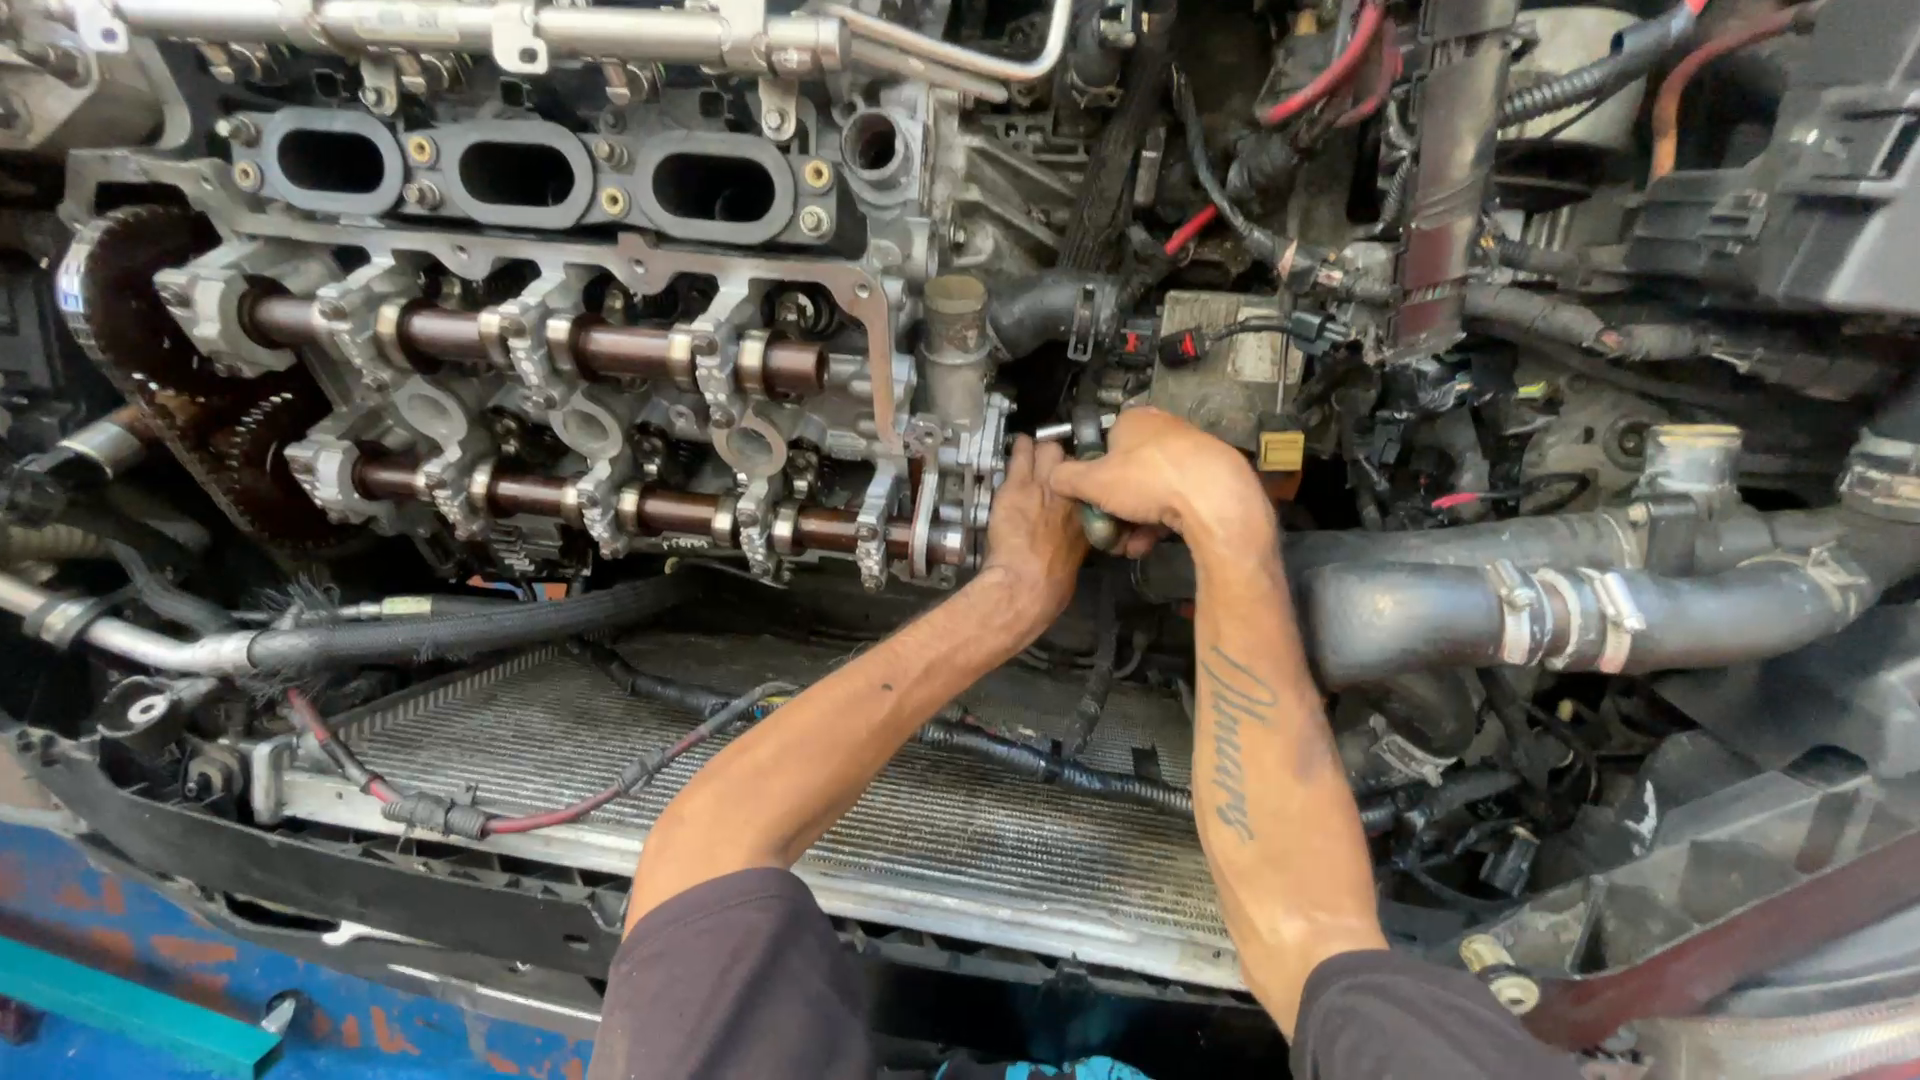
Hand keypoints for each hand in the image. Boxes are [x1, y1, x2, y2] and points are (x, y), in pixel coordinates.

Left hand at [977, 435, 1089, 635]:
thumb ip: (1078, 538)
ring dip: (1042, 451)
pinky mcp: (1018, 486)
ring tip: (1035, 452)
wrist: (1027, 580)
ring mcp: (1045, 486)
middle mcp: (1072, 494)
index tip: (1074, 480)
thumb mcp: (1077, 557)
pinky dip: (1020, 448)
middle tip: (1052, 466)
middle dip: (1064, 461)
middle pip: (1073, 459)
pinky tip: (1018, 444)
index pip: (1090, 481)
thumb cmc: (1052, 581)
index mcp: (1089, 513)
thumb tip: (1073, 535)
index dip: (1080, 478)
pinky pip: (1021, 456)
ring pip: (1050, 450)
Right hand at [1047, 408, 1273, 555]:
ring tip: (1129, 545)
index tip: (1090, 501)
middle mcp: (1162, 430)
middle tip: (1108, 531)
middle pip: (1126, 474)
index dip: (1092, 477)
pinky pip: (1174, 501)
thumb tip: (1054, 477)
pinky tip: (1149, 544)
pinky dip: (1159, 523)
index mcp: (1133, 420)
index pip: (1102, 445)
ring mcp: (1189, 454)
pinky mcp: (1209, 479)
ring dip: (1133, 522)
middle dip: (1114, 508)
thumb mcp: (1092, 481)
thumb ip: (1066, 478)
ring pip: (1149, 492)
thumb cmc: (1147, 479)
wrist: (1214, 498)